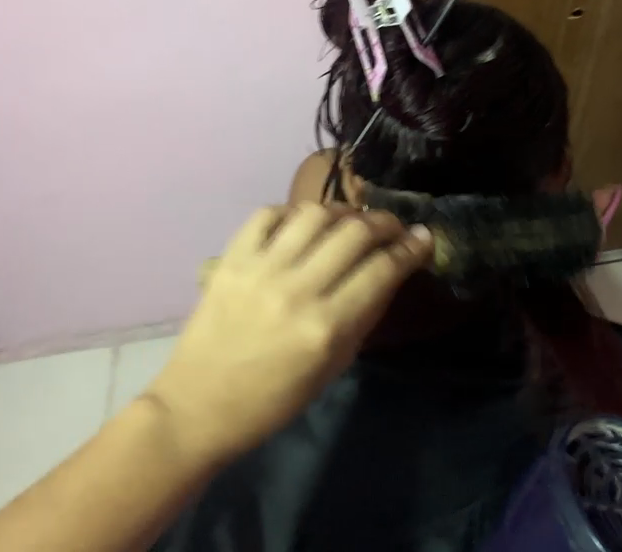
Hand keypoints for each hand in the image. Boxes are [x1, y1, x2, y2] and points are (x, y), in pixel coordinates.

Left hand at [143, 204, 432, 461]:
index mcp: (326, 327)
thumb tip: (392, 271)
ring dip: (343, 211)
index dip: (411, 248)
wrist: (197, 408)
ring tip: (350, 221)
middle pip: (355, 232)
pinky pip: (268, 214)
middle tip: (393, 227)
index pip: (383, 269)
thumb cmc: (274, 399)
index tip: (423, 237)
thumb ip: (364, 315)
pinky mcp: (231, 259)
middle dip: (385, 223)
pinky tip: (303, 224)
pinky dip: (292, 212)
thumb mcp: (334, 366)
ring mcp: (261, 270)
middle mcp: (297, 290)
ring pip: (316, 214)